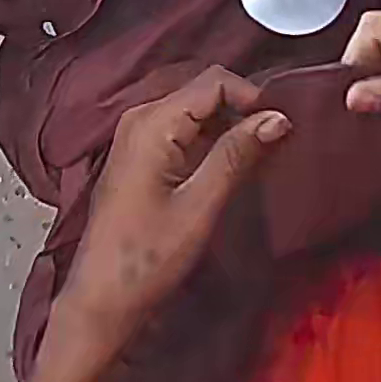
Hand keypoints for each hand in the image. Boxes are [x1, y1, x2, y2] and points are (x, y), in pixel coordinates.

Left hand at [59, 67, 290, 348]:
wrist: (100, 301)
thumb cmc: (148, 257)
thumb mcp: (199, 206)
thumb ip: (237, 154)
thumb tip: (278, 117)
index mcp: (152, 121)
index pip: (213, 81)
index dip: (251, 95)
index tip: (280, 126)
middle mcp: (142, 115)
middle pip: (204, 90)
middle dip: (242, 108)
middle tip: (275, 140)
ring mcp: (138, 131)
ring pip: (196, 108)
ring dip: (229, 124)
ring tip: (259, 153)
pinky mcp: (141, 150)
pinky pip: (184, 127)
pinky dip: (211, 137)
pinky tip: (230, 162)